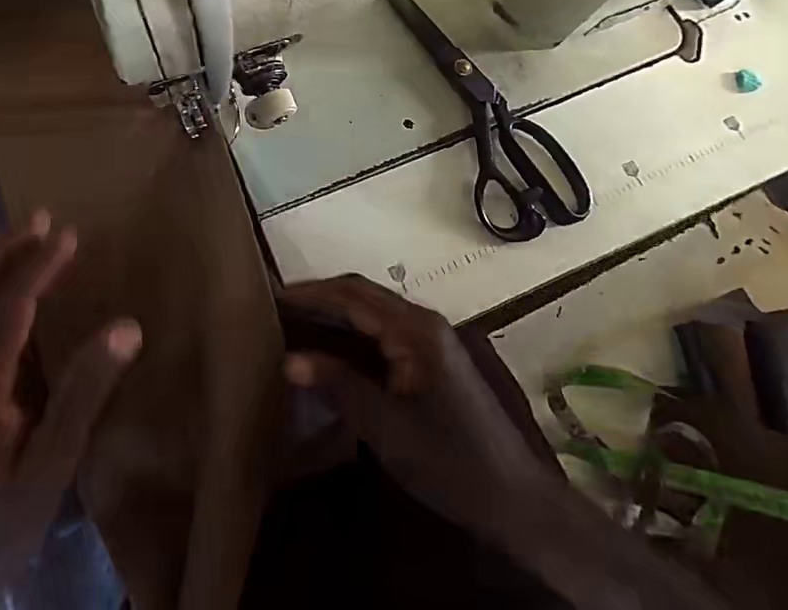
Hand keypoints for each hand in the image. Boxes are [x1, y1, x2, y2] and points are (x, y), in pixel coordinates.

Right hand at [282, 275, 728, 609]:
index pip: (354, 296)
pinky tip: (337, 345)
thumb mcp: (387, 428)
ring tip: (299, 320)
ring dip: (339, 310)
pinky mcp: (435, 357)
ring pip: (377, 310)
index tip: (274, 294)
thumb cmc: (449, 461)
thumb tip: (290, 358)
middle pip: (366, 294)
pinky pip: (388, 330)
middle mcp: (425, 322)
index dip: (313, 293)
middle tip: (280, 305)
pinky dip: (357, 329)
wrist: (513, 494)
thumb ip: (340, 386)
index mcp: (415, 330)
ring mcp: (433, 338)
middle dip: (323, 295)